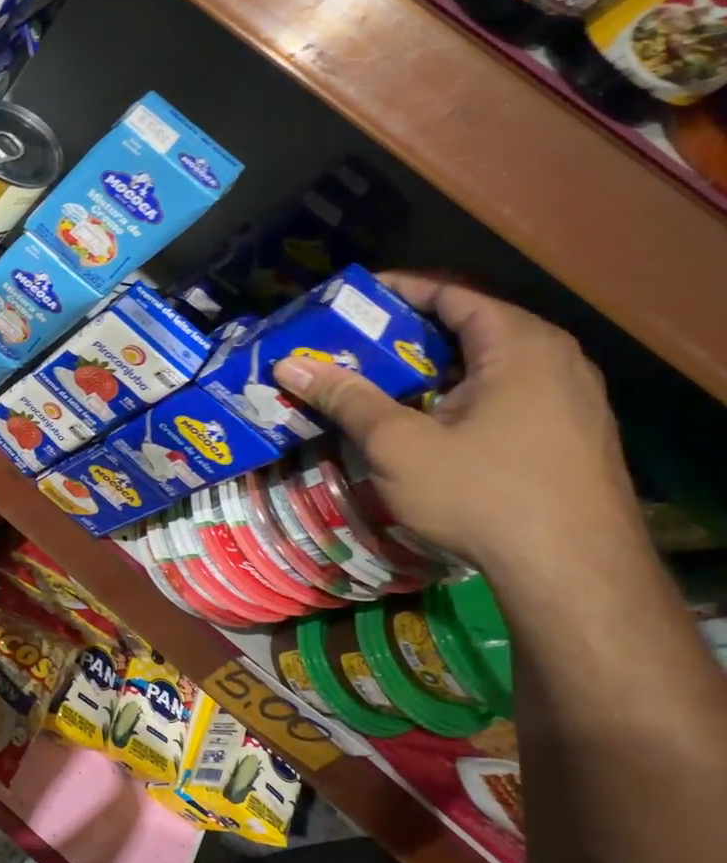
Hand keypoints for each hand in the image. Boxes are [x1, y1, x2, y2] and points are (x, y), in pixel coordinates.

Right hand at [271, 272, 643, 579]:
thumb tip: (290, 364)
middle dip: (403, 334)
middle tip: (347, 346)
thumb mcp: (398, 444)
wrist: (573, 572)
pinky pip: (502, 395)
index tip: (346, 301)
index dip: (397, 291)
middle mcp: (555, 361)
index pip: (455, 294)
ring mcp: (568, 401)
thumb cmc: (482, 493)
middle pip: (470, 328)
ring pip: (485, 366)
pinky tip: (420, 423)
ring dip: (427, 369)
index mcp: (521, 347)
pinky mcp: (567, 436)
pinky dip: (454, 396)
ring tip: (372, 383)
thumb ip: (346, 398)